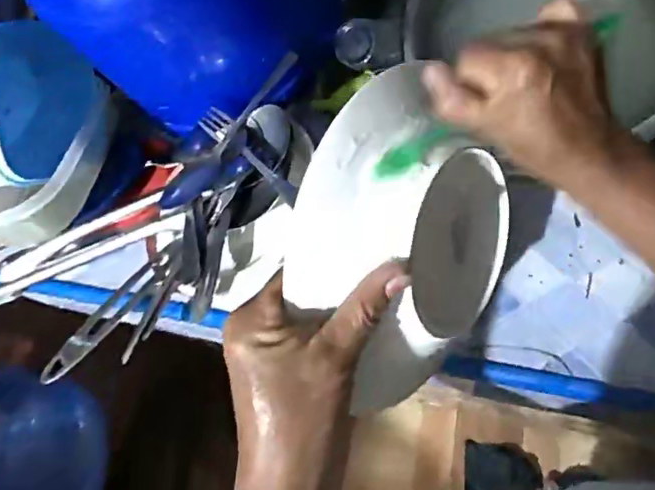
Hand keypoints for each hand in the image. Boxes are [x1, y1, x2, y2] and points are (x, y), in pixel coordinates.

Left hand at [223, 263, 408, 489]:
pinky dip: (345, 319)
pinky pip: (320, 327)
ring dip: (349, 297)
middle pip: (308, 286)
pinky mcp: (290, 365)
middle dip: (346, 275)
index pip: (298, 268)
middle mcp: (255, 325)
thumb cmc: (300, 422)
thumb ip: (366, 307)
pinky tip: (376, 306)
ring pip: (317, 307)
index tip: (372, 233)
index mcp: (250, 317)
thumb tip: (403, 265)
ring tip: (387, 271)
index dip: (335, 251)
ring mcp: (271, 347)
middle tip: (386, 249)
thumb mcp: (335, 357)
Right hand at [421, 0, 635, 189]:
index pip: (467, 57)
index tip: (490, 101)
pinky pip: (555, 11)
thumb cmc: (538, 146)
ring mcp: (563, 34)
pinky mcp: (582, 31)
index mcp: (511, 68)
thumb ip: (453, 100)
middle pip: (491, 40)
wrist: (592, 150)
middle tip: (514, 93)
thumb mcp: (488, 129)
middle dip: (494, 64)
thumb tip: (431, 71)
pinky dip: (548, 24)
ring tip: (534, 77)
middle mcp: (538, 42)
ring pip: (517, 29)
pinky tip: (550, 48)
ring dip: (519, 48)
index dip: (472, 81)